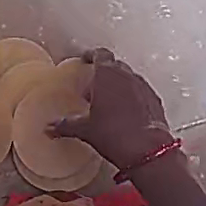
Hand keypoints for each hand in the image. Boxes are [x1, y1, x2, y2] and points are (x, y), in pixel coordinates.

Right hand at [50, 49, 178, 169]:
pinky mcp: (155, 100)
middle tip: (92, 89)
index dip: (92, 56)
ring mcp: (144, 87)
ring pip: (129, 78)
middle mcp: (127, 76)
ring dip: (118, 86)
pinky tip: (126, 114)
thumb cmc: (114, 134)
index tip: (86, 59)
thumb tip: (50, 127)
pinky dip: (132, 97)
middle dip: (103, 74)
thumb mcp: (85, 129)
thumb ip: (66, 125)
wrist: (147, 150)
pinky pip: (141, 92)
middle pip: (114, 66)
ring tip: (108, 104)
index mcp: (107, 75)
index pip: (100, 55)